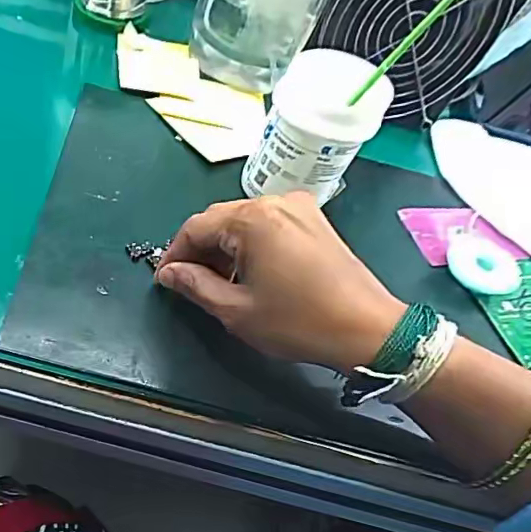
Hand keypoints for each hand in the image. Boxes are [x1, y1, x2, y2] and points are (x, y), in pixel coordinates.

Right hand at [154, 193, 406, 372]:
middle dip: (198, 250)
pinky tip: (246, 274)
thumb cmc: (296, 321)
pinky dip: (247, 246)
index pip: (195, 227)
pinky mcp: (314, 222)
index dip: (173, 254)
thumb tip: (169, 273)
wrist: (365, 329)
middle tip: (187, 284)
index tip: (164, 280)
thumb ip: (194, 285)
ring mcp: (299, 209)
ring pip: (242, 222)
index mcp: (253, 219)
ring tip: (216, 284)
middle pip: (218, 219)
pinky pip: (266, 226)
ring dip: (222, 249)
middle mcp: (276, 203)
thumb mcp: (233, 309)